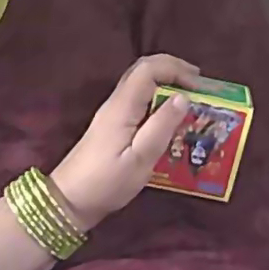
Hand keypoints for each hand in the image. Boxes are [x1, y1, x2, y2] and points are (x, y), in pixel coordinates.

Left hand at [51, 54, 200, 222]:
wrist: (69, 200)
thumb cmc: (107, 182)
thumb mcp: (141, 159)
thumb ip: (162, 126)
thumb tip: (183, 97)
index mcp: (123, 106)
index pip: (149, 69)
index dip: (176, 69)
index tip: (199, 85)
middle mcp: (116, 102)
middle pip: (143, 69)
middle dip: (173, 69)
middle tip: (198, 84)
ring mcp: (112, 112)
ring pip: (140, 82)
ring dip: (166, 82)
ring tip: (190, 97)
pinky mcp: (112, 123)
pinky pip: (138, 98)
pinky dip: (157, 96)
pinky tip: (169, 115)